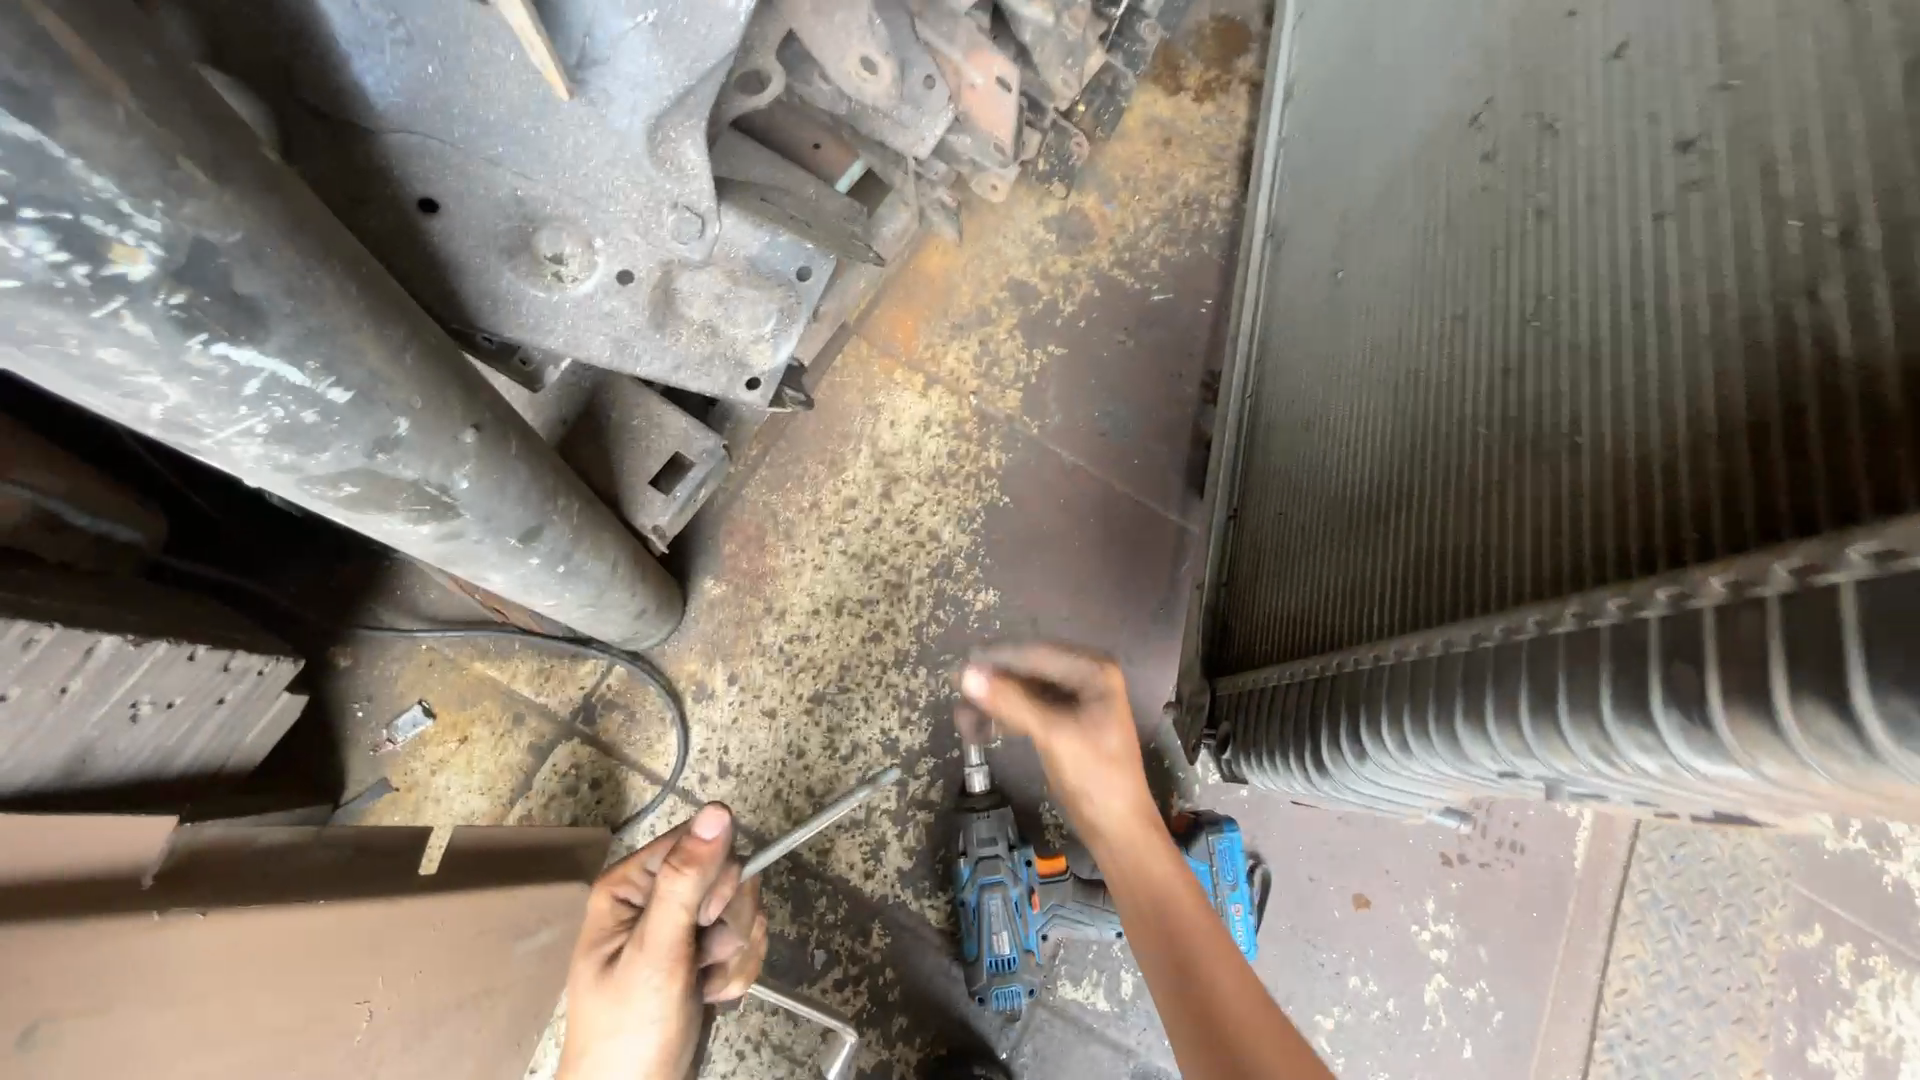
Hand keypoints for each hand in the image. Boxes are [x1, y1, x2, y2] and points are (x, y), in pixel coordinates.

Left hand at [558, 802, 768, 1079]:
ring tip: (704, 986)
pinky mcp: (703, 954)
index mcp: (632, 885)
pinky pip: (746, 939)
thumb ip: (686, 880)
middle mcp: (657, 897)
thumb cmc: (630, 1030)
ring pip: (743, 908)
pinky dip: (738, 971)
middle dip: (729, 923)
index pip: (700, 841)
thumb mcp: (656, 952)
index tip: (706, 918)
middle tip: (702, 959)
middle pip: (729, 874)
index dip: (716, 877)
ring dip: (736, 953)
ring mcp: (682, 927)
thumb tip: (719, 809)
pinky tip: (713, 995)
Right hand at [959, 642, 1160, 851]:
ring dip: (994, 703)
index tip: (959, 668)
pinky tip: (981, 731)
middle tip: (955, 693)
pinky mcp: (1064, 723)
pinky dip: (1005, 718)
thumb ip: (1010, 702)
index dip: (996, 660)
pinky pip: (1027, 710)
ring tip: (963, 722)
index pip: (1035, 654)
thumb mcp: (1052, 735)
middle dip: (993, 684)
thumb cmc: (1095, 778)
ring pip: (1023, 691)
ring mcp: (1075, 701)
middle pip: (1027, 671)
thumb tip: (966, 674)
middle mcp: (1086, 677)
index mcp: (1094, 671)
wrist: (1118, 830)